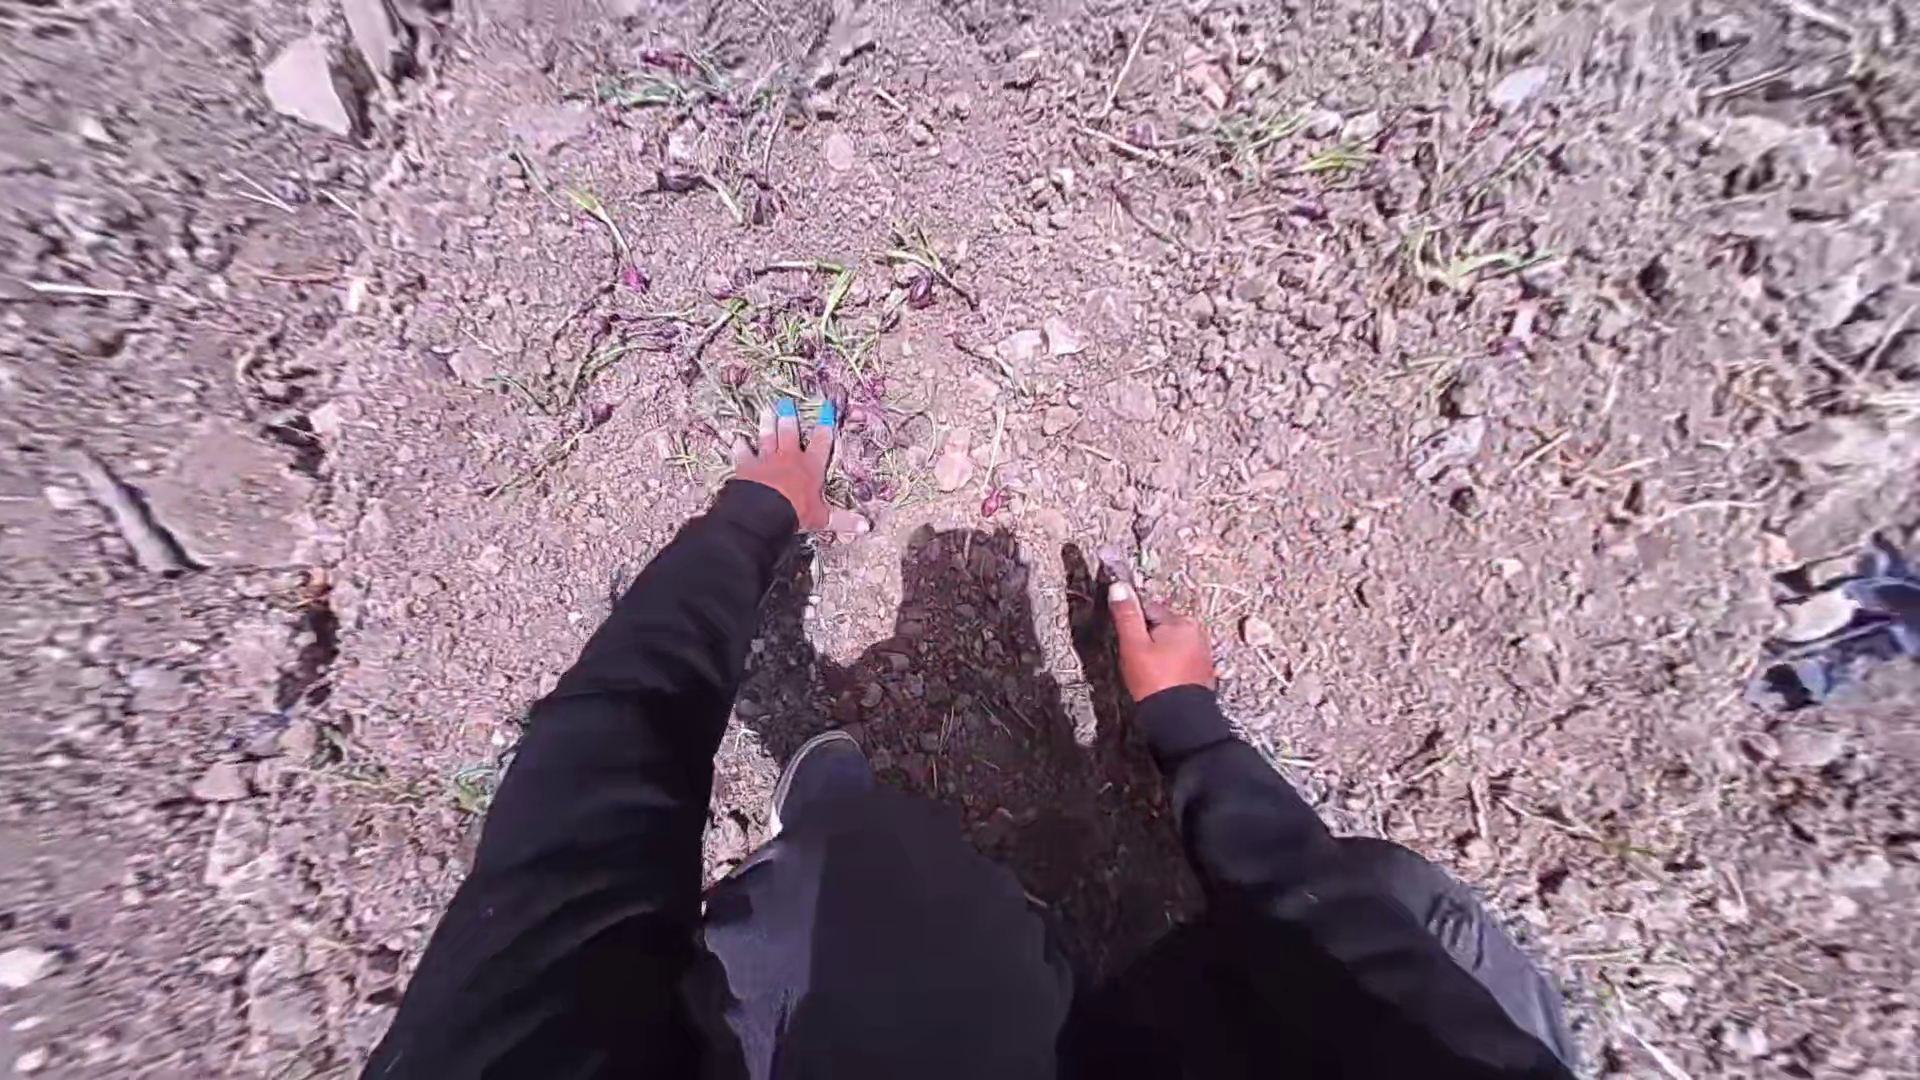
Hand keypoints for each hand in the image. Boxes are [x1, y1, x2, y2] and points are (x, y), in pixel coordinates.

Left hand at [734, 398, 866, 535]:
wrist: (764, 511)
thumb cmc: (796, 511)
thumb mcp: (822, 517)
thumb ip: (843, 519)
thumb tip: (865, 527)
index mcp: (810, 467)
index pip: (821, 443)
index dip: (825, 427)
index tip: (827, 411)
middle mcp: (789, 458)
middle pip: (790, 434)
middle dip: (790, 419)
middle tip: (787, 404)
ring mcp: (767, 460)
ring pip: (767, 438)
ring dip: (767, 425)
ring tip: (767, 411)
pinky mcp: (747, 467)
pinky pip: (743, 455)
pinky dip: (740, 448)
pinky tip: (737, 440)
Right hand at [1107, 582, 1216, 700]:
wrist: (1180, 721)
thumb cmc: (1154, 681)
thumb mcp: (1133, 645)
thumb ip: (1126, 614)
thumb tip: (1118, 586)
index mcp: (1182, 623)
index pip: (1148, 611)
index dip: (1134, 628)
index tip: (1130, 646)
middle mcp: (1197, 633)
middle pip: (1160, 627)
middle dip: (1147, 641)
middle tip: (1139, 663)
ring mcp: (1202, 653)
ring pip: (1169, 644)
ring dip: (1158, 655)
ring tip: (1150, 675)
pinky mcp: (1203, 671)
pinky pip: (1179, 659)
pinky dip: (1169, 667)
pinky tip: (1161, 681)